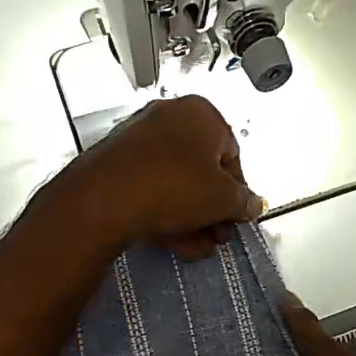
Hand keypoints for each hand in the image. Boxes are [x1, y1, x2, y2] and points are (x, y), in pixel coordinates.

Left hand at [49, 95, 263, 259]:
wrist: (105, 200)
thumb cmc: (170, 186)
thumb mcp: (223, 199)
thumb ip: (243, 202)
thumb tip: (249, 204)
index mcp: (200, 112)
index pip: (232, 153)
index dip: (237, 190)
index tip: (236, 213)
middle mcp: (167, 117)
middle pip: (200, 169)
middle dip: (210, 208)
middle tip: (216, 233)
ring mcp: (137, 138)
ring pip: (174, 181)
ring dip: (189, 216)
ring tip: (195, 244)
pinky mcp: (115, 162)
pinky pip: (148, 186)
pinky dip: (161, 210)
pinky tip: (170, 239)